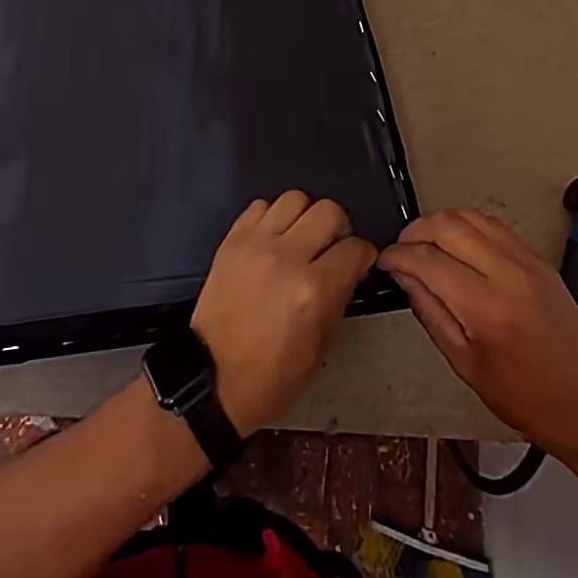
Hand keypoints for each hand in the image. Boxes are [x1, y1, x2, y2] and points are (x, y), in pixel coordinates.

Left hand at [190, 191, 376, 435]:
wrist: (213, 379)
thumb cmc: (269, 374)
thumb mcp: (321, 345)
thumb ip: (340, 297)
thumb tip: (350, 269)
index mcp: (314, 290)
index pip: (356, 247)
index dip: (363, 255)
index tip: (358, 261)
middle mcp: (286, 258)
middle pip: (329, 211)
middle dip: (339, 228)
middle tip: (333, 246)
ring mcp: (255, 245)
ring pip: (295, 198)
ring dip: (305, 216)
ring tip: (302, 238)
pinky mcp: (232, 241)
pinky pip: (260, 206)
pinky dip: (272, 217)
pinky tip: (274, 238)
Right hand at [378, 208, 577, 463]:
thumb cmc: (534, 401)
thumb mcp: (466, 366)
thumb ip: (430, 313)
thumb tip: (405, 278)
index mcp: (489, 310)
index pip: (427, 260)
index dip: (396, 257)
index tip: (385, 263)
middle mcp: (511, 276)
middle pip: (446, 224)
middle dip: (414, 232)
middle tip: (401, 252)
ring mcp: (529, 263)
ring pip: (469, 215)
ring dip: (439, 223)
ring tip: (425, 246)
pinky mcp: (540, 260)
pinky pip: (494, 224)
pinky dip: (467, 225)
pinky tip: (457, 245)